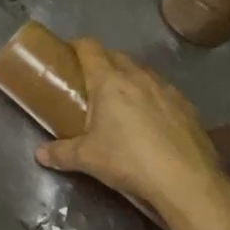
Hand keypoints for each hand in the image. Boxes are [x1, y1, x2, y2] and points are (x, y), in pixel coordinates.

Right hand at [35, 38, 225, 214]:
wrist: (188, 183)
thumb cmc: (130, 161)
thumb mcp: (88, 159)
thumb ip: (61, 153)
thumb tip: (40, 154)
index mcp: (109, 81)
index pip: (89, 47)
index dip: (77, 45)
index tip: (68, 53)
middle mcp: (138, 77)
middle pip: (116, 55)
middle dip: (104, 61)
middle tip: (93, 82)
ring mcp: (167, 90)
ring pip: (144, 72)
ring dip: (131, 77)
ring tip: (125, 100)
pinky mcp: (189, 108)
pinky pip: (166, 92)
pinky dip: (155, 97)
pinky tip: (155, 120)